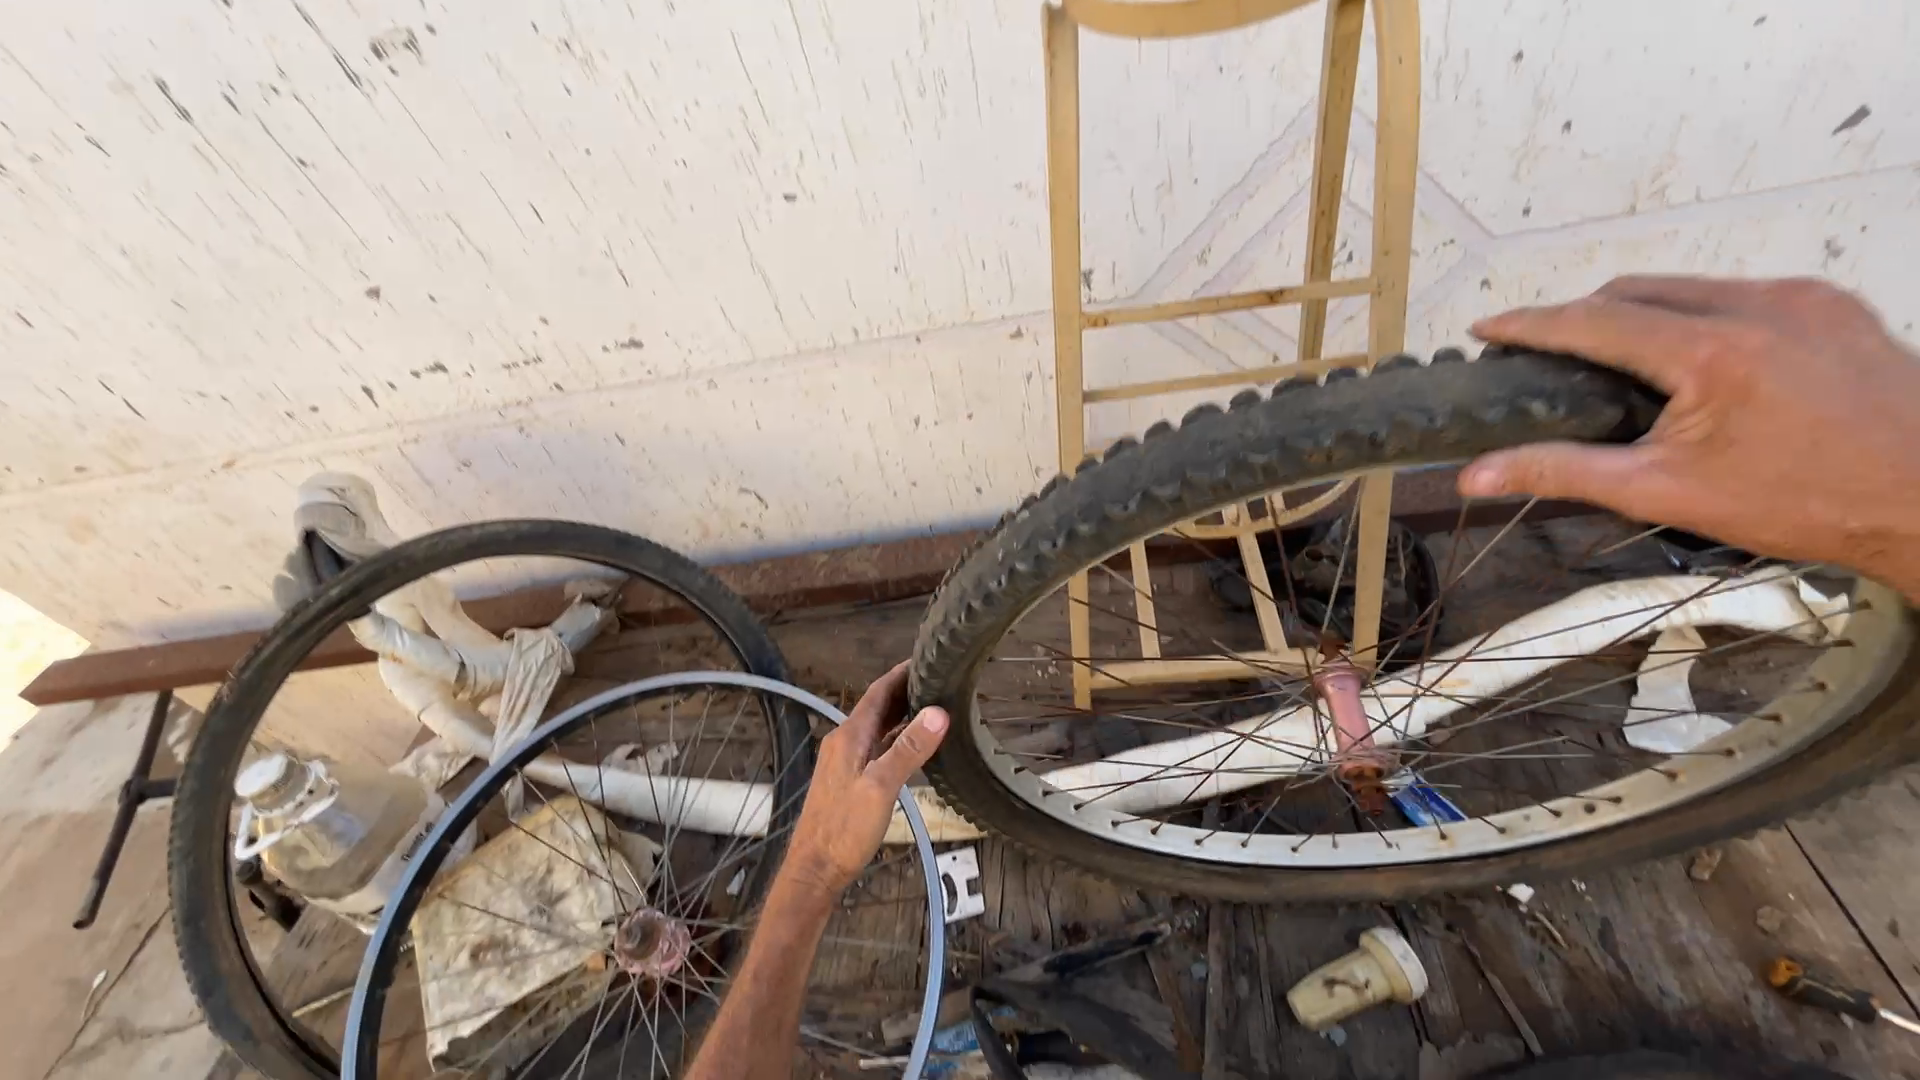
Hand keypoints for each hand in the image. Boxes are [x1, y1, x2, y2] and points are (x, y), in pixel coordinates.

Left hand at [778, 661, 950, 902]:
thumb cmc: (844, 830)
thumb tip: (938, 712)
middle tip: (938, 677)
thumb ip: (909, 750)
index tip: (927, 657)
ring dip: (902, 714)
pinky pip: (877, 748)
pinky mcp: (850, 780)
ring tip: (932, 704)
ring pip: (878, 728)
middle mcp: (845, 742)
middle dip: (906, 690)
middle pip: (878, 707)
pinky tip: (914, 745)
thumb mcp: (881, 787)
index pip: (878, 692)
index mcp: (849, 736)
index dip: (901, 673)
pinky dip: (896, 739)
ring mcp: (846, 762)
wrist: (814, 870)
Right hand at [1459, 276, 1919, 599]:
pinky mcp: (1833, 305)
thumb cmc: (1795, 503)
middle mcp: (1760, 305)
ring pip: (1684, 286)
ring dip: (1629, 313)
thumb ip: (1560, 472)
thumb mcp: (1661, 492)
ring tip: (1602, 358)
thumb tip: (1473, 476)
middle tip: (1539, 355)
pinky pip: (1732, 294)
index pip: (1594, 320)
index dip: (1530, 323)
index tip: (1485, 328)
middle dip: (1576, 316)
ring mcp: (1804, 299)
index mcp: (1712, 351)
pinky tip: (1680, 358)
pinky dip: (1684, 315)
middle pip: (1635, 290)